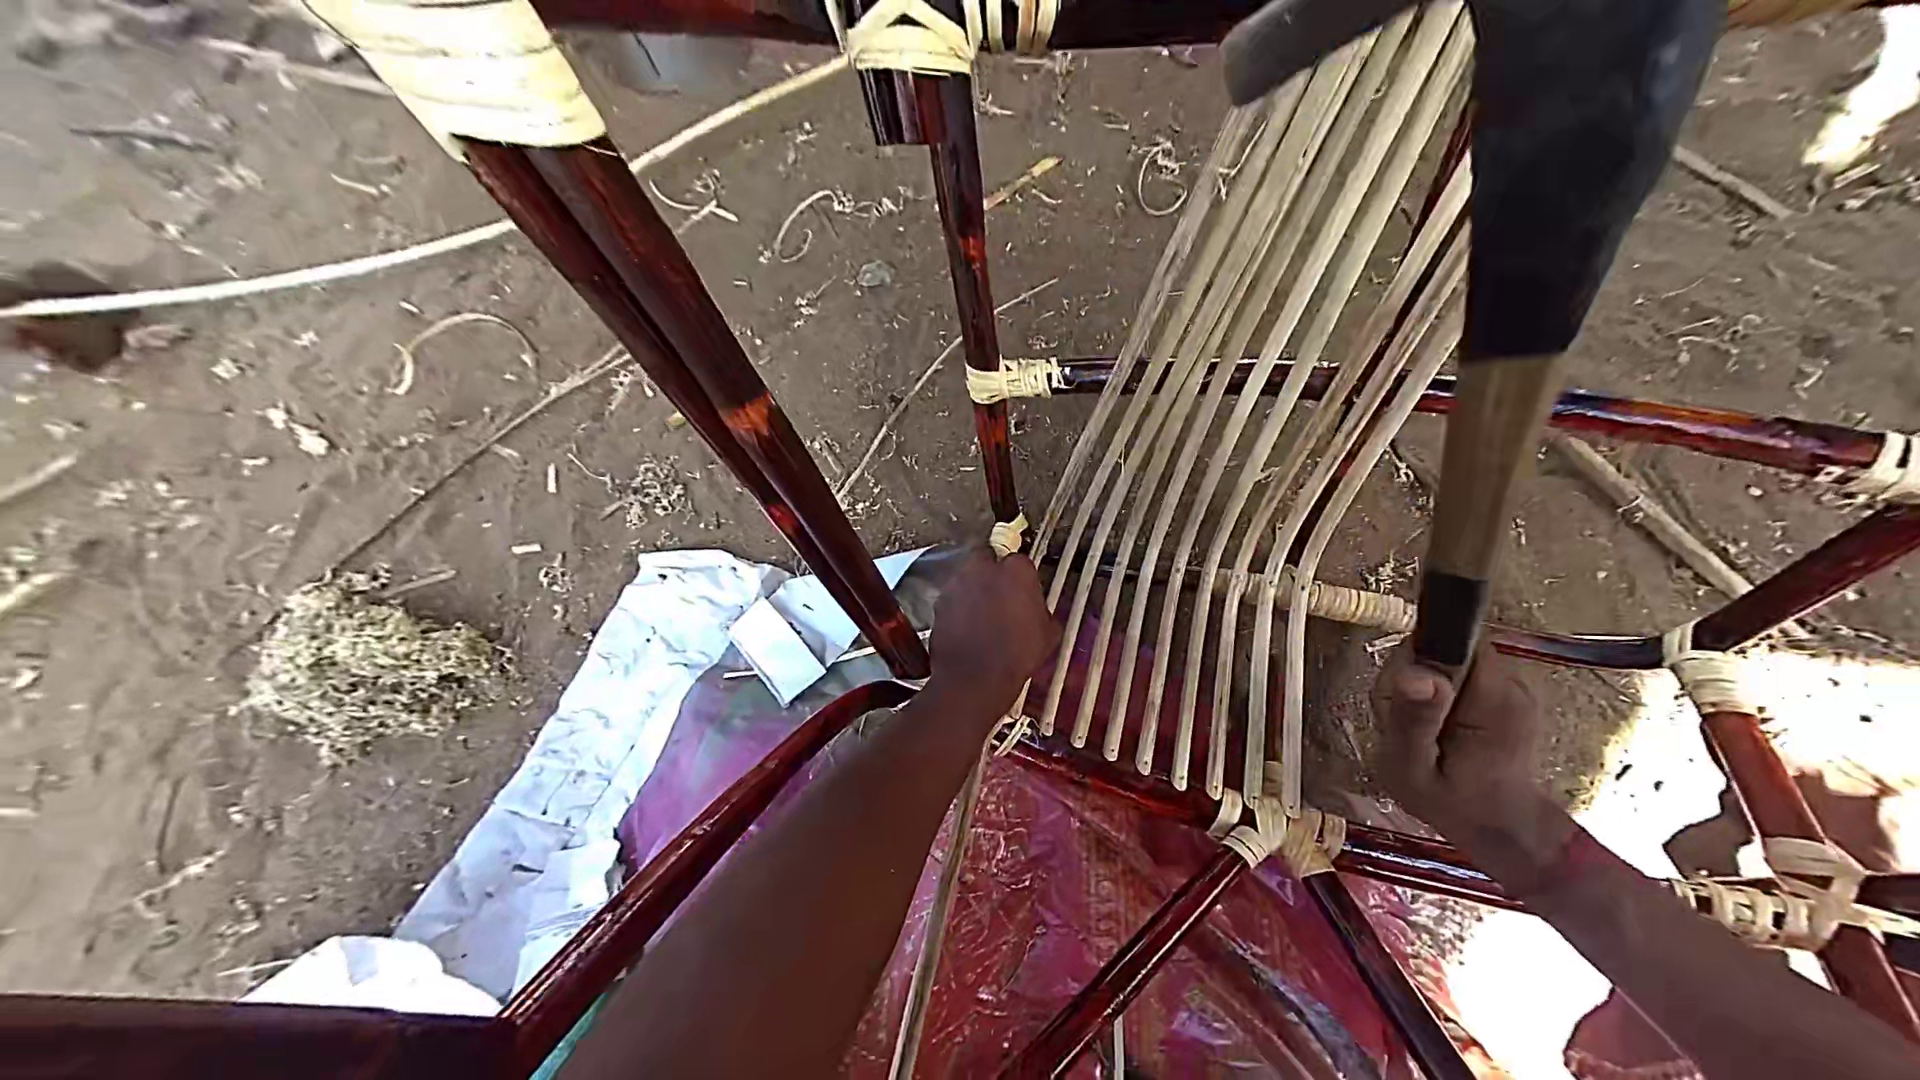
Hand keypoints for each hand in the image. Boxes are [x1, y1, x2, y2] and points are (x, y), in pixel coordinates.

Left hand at [927, 546, 1058, 711]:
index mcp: (1016, 570)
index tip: (1023, 592)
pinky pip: (952, 598)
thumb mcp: (1048, 634)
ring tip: (982, 613)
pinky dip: (958, 606)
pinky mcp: (940, 601)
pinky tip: (966, 625)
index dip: (1021, 577)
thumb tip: (1038, 611)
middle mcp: (984, 568)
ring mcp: (957, 583)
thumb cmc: (1017, 654)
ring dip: (973, 588)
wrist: (976, 678)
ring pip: (967, 576)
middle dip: (992, 571)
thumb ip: (1042, 610)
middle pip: (988, 557)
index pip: (1020, 561)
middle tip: (1000, 594)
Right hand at [1373, 643, 1574, 888]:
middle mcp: (1510, 682)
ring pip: (1443, 659)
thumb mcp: (1414, 770)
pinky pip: (1453, 672)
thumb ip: (1412, 719)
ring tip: (1417, 730)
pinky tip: (1430, 727)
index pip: (1447, 644)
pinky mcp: (1501, 688)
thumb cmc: (1454, 804)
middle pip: (1442, 648)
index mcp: (1493, 700)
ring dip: (1417, 688)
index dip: (1413, 662)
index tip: (1400, 698)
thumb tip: (1414, 672)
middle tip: (1405, 723)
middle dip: (1410, 676)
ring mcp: (1509, 684)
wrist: (1503, 827)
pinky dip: (1432, 695)